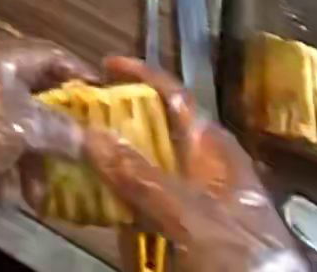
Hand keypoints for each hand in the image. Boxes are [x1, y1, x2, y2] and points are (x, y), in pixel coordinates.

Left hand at [0, 31, 92, 268]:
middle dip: (60, 131)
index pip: (52, 54)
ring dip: (35, 160)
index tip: (108, 105)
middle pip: (39, 95)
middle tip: (86, 160)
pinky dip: (7, 169)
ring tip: (41, 195)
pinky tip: (7, 196)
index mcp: (3, 53)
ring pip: (20, 127)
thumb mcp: (21, 125)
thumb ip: (60, 129)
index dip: (81, 77)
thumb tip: (92, 138)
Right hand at [81, 58, 303, 271]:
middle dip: (114, 120)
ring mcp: (191, 211)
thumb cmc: (246, 265)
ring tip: (70, 152)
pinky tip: (85, 203)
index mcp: (215, 153)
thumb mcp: (195, 220)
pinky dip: (113, 204)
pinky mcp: (180, 243)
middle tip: (74, 113)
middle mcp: (202, 173)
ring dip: (108, 164)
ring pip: (141, 172)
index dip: (142, 75)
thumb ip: (142, 177)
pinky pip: (138, 211)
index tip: (103, 64)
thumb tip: (90, 133)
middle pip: (152, 132)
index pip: (176, 98)